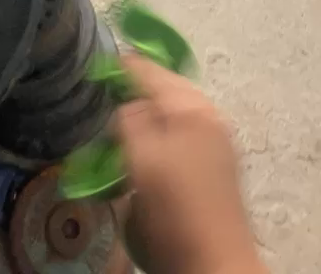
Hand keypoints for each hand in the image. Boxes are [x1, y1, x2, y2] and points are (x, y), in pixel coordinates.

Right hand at [116, 55, 264, 273]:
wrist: (217, 267)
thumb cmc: (174, 212)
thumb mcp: (140, 161)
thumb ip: (130, 120)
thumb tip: (128, 103)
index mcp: (191, 107)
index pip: (151, 71)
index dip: (123, 66)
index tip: (100, 66)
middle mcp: (210, 114)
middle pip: (167, 87)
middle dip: (139, 89)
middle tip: (111, 96)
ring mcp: (219, 138)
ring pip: (177, 111)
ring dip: (152, 112)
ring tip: (127, 124)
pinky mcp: (220, 163)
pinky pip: (186, 131)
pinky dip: (166, 131)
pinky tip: (151, 149)